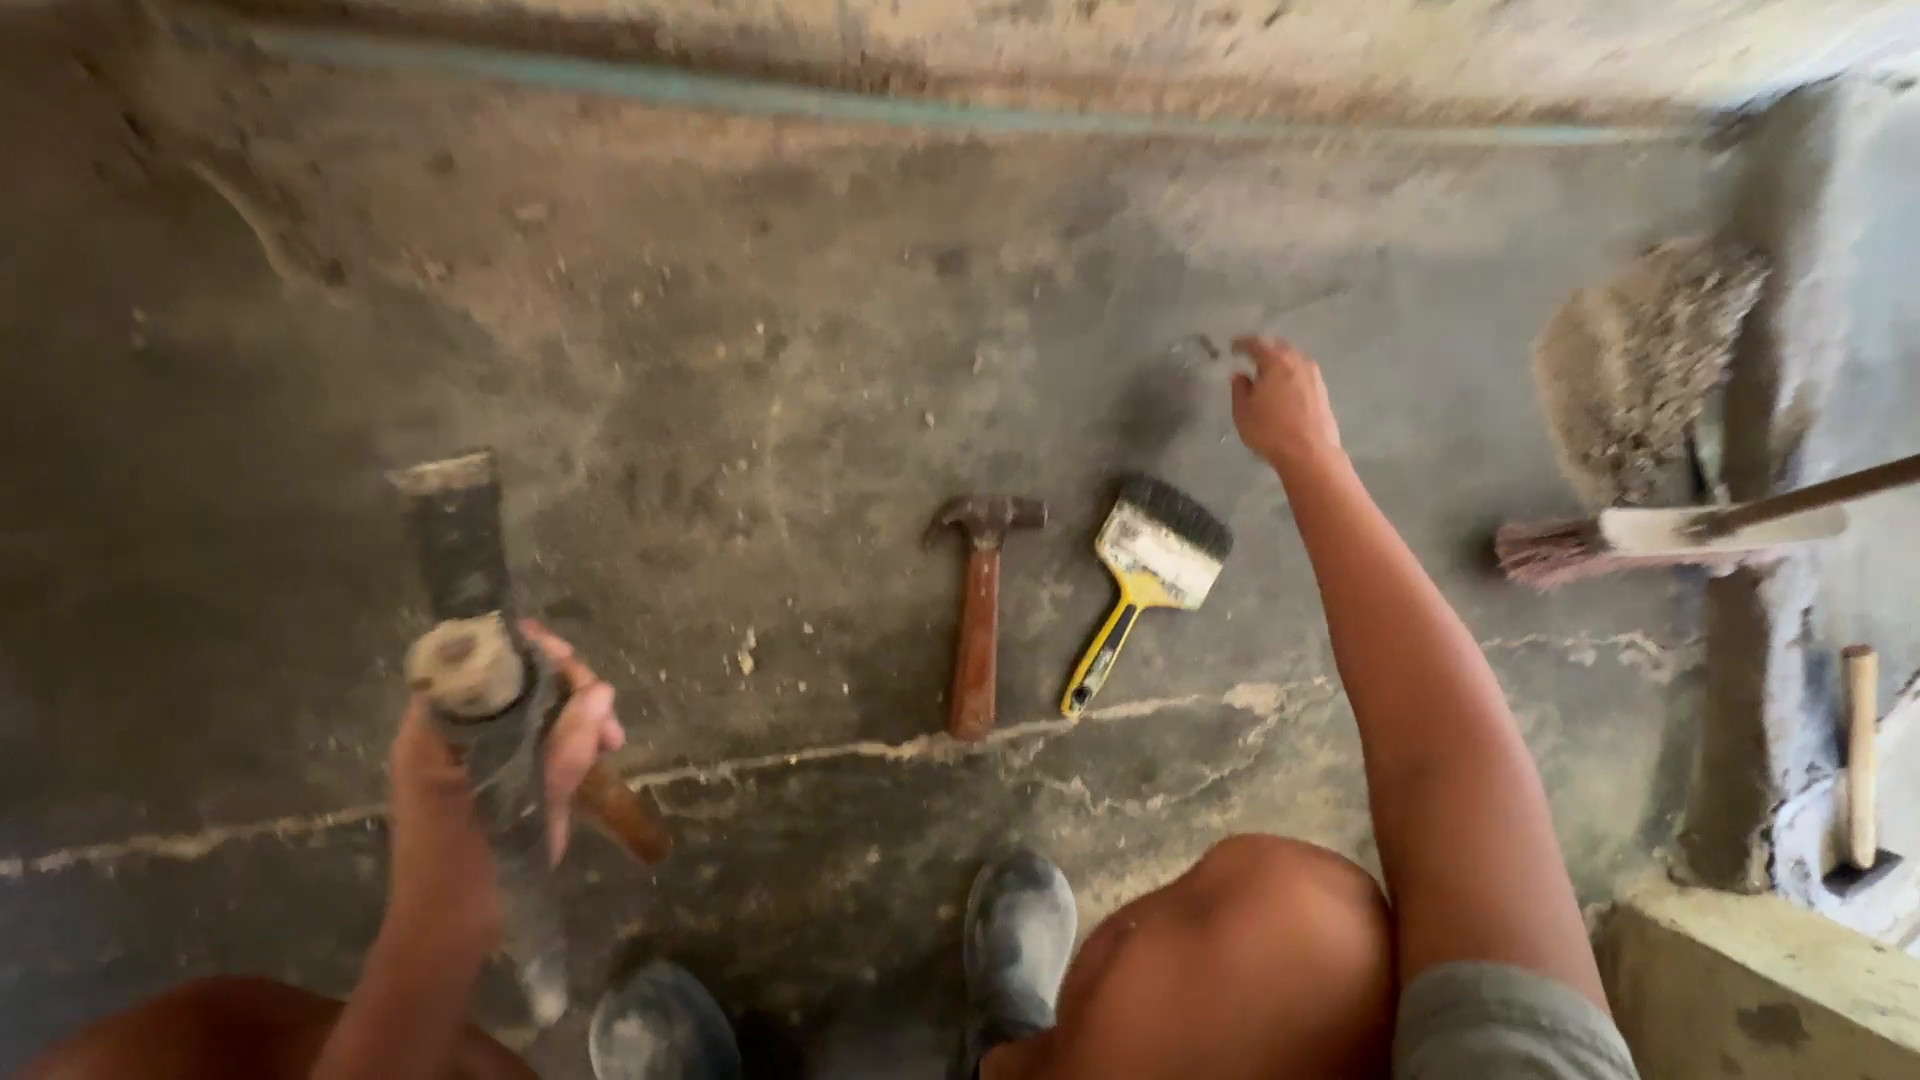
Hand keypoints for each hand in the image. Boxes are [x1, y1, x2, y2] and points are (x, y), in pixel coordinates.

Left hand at [383, 618, 625, 951]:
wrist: (445, 940)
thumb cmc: (471, 878)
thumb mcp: (524, 811)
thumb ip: (562, 751)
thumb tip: (601, 693)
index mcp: (434, 736)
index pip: (474, 662)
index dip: (524, 649)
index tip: (572, 662)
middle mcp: (449, 735)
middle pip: (511, 678)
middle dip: (565, 684)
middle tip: (607, 714)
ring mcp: (471, 754)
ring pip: (530, 705)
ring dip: (575, 710)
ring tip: (612, 741)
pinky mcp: (493, 773)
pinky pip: (534, 734)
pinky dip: (568, 735)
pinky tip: (597, 753)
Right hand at [1229, 337, 1342, 471]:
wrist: (1309, 452)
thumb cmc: (1269, 430)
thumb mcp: (1243, 412)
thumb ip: (1239, 389)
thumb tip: (1241, 375)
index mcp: (1276, 362)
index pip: (1257, 344)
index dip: (1243, 344)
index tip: (1233, 347)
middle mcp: (1298, 362)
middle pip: (1280, 347)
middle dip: (1264, 348)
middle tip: (1251, 354)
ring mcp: (1314, 376)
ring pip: (1294, 359)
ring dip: (1279, 361)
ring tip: (1267, 371)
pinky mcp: (1322, 391)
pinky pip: (1302, 372)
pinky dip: (1290, 373)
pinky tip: (1283, 385)